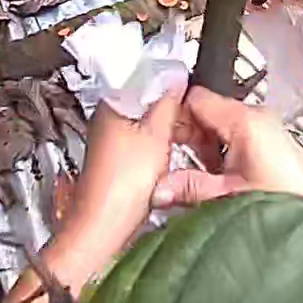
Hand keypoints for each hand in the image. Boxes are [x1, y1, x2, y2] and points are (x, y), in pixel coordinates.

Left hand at [48, 71, 186, 271]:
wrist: (104, 224)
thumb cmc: (124, 182)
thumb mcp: (155, 136)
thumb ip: (167, 103)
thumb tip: (176, 77)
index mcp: (112, 102)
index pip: (144, 77)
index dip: (171, 84)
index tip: (193, 94)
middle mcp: (108, 115)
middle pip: (147, 100)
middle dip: (173, 109)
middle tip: (197, 123)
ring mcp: (112, 137)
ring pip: (147, 122)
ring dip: (169, 129)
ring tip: (191, 140)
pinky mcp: (118, 157)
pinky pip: (144, 141)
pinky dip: (160, 145)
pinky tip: (174, 155)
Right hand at [151, 86, 302, 209]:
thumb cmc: (290, 208)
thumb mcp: (228, 198)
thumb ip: (189, 187)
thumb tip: (156, 187)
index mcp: (245, 120)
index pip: (195, 98)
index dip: (174, 116)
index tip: (160, 139)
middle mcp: (256, 118)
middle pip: (205, 112)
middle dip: (187, 137)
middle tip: (171, 164)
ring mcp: (265, 130)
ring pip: (219, 128)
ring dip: (203, 151)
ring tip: (195, 178)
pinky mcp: (271, 146)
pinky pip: (234, 140)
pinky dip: (220, 157)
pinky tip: (216, 182)